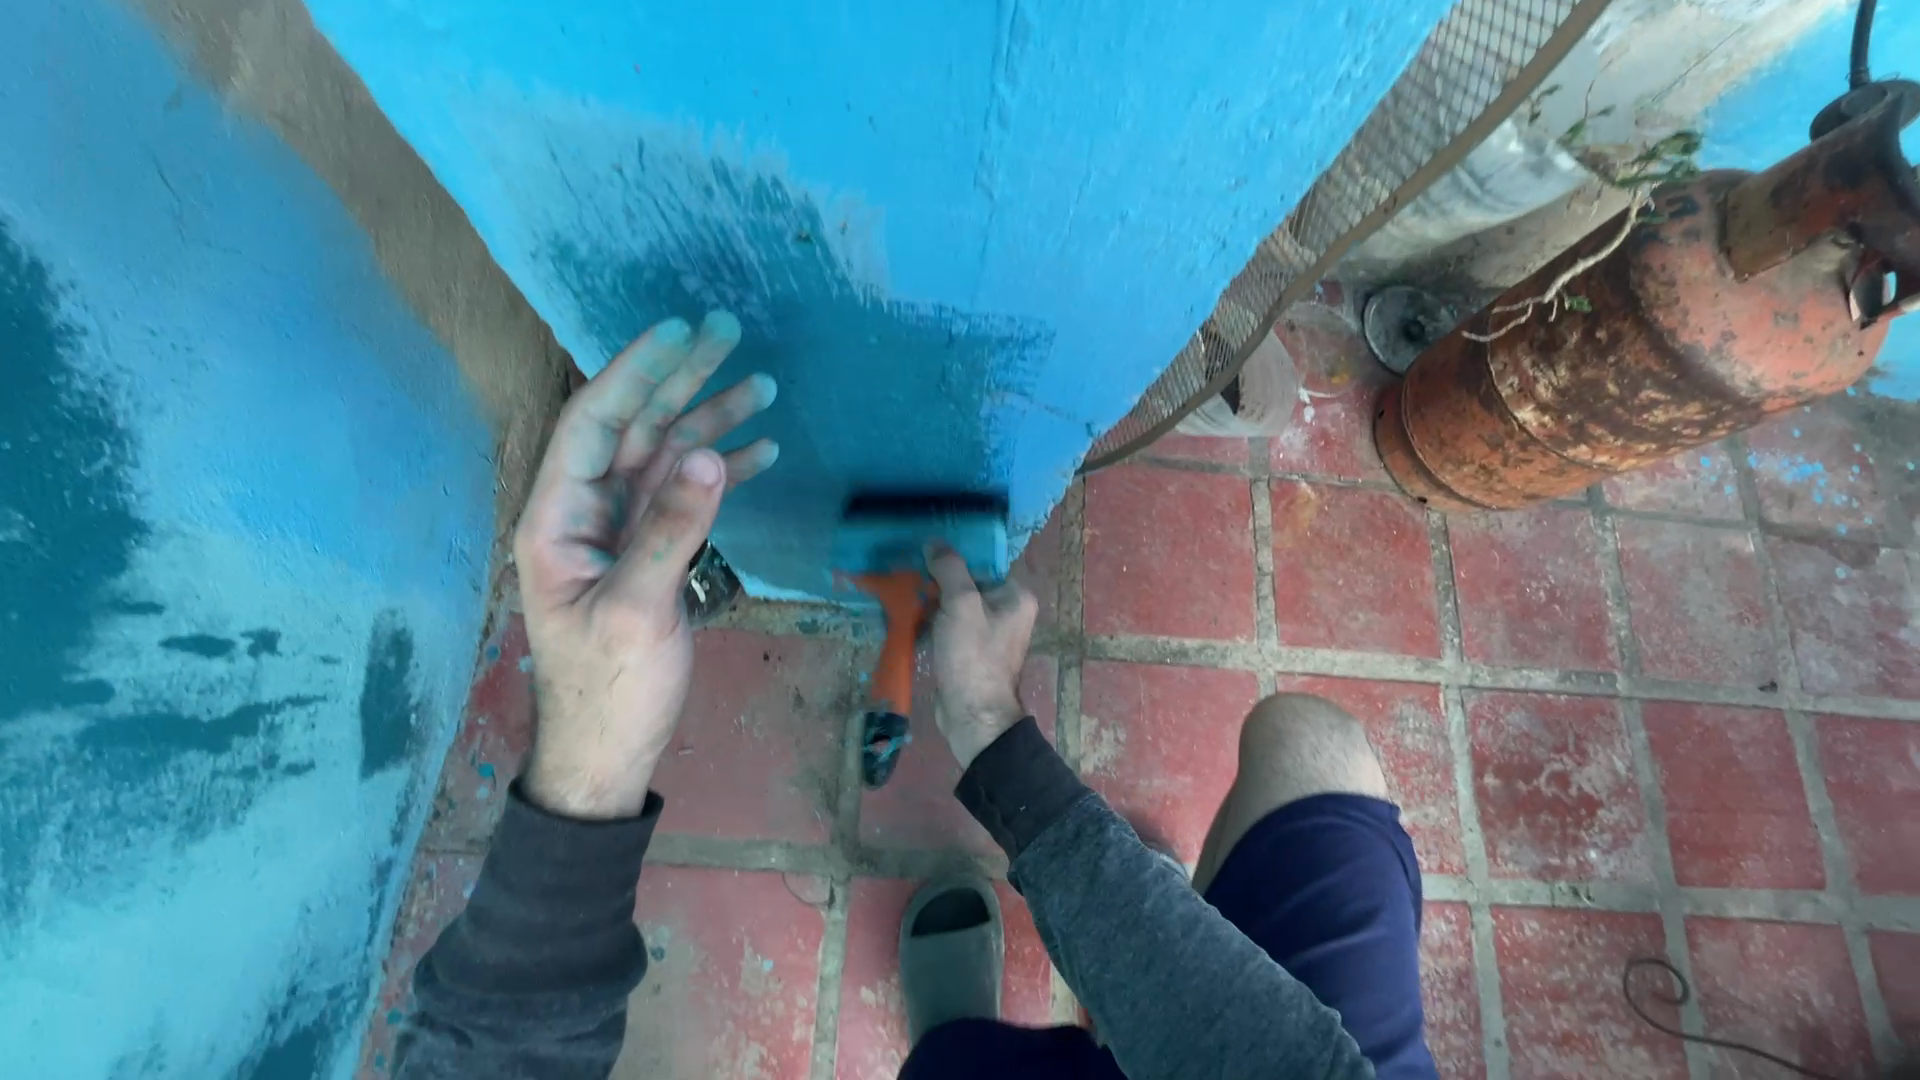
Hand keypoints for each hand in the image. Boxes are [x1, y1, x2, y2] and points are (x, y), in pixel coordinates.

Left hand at [514, 312, 778, 819]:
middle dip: (680, 381)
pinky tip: (762, 450)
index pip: (595, 424)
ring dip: (712, 422)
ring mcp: (621, 533)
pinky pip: (687, 498)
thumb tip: (710, 454)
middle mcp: (586, 514)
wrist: (609, 748)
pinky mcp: (652, 553)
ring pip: (666, 458)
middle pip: (634, 429)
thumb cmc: (611, 687)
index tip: (677, 332)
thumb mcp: (640, 609)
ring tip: (762, 385)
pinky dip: (725, 473)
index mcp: (558, 520)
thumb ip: (671, 529)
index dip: (634, 372)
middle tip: (725, 332)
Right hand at [926, 550, 1038, 768]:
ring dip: (929, 602)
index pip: (983, 564)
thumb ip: (949, 569)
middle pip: (967, 584)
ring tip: (901, 592)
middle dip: (936, 581)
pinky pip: (948, 628)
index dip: (954, 558)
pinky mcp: (969, 652)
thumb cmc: (972, 654)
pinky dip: (929, 623)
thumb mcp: (960, 603)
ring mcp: (988, 634)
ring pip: (954, 607)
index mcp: (1015, 596)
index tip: (924, 552)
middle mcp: (1007, 612)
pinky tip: (906, 617)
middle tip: (907, 572)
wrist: (971, 714)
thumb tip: (934, 543)